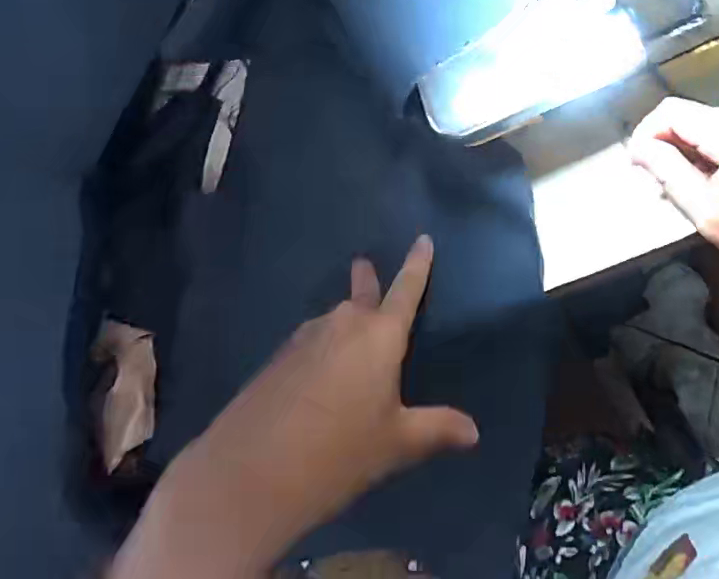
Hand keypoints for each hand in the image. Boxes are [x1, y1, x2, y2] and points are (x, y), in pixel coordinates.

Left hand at [114, 236, 475, 577]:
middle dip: (367, 280)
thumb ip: (437, 430)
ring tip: (346, 346)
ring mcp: (304, 340)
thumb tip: (475, 432)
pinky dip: (319, 351)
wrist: (244, 480)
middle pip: (361, 294)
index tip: (423, 238)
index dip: (418, 263)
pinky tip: (315, 379)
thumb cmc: (337, 454)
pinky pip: (308, 345)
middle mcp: (344, 325)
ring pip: (332, 322)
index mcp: (380, 335)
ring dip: (342, 325)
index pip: (407, 288)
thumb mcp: (395, 445)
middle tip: (364, 267)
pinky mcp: (274, 361)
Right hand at [627, 98, 718, 297]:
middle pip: (683, 117)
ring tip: (676, 190)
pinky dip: (697, 157)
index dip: (646, 136)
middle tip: (656, 187)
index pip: (671, 112)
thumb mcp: (708, 212)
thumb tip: (637, 147)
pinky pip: (712, 137)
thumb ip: (668, 172)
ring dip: (678, 154)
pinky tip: (698, 186)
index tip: (638, 171)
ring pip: (695, 127)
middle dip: (662, 147)